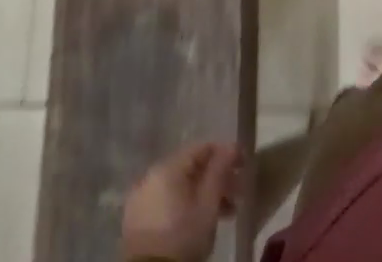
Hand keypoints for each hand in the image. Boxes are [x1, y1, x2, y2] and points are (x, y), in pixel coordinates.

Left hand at [121, 142, 239, 261]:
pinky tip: (203, 218)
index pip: (202, 148)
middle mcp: (150, 176)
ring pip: (181, 185)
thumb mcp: (208, 204)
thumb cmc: (183, 235)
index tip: (244, 166)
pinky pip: (168, 199)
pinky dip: (187, 203)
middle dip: (218, 177)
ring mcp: (141, 197)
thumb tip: (231, 146)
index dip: (226, 153)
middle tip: (239, 192)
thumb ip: (220, 171)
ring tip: (227, 211)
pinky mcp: (138, 216)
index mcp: (167, 168)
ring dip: (205, 192)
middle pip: (191, 167)